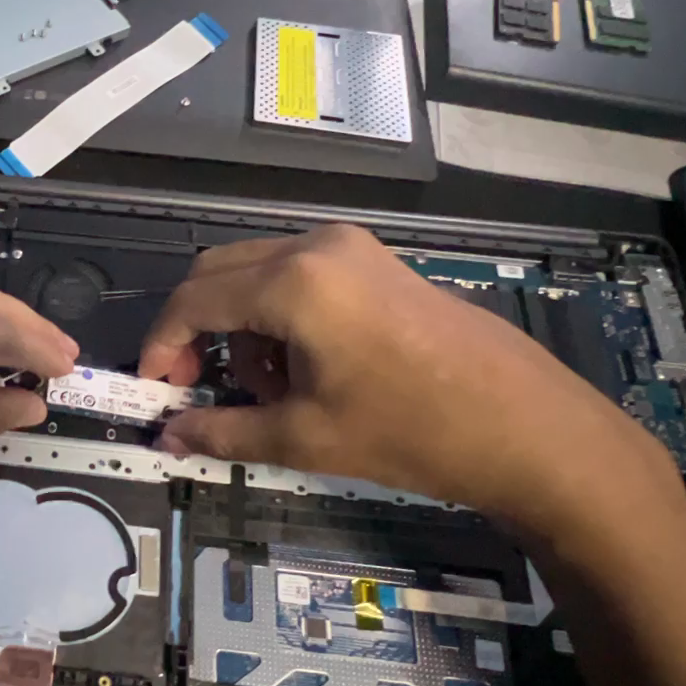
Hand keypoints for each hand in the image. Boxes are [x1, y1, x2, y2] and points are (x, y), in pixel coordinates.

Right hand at [138, 225, 685, 537]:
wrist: (530, 428)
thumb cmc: (411, 432)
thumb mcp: (304, 438)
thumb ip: (221, 431)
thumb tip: (167, 436)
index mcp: (293, 283)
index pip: (193, 300)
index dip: (161, 345)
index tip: (156, 389)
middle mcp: (315, 246)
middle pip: (217, 274)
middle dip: (194, 331)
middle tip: (195, 386)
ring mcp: (349, 248)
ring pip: (254, 272)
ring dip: (236, 325)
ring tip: (263, 388)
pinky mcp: (373, 261)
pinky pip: (295, 275)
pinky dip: (274, 315)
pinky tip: (301, 365)